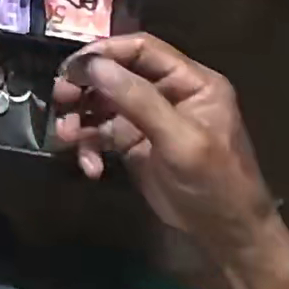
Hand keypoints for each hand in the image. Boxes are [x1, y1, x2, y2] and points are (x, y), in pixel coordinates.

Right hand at [52, 33, 278, 262]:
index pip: (141, 49)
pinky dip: (88, 146)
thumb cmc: (217, 185)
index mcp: (189, 82)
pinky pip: (100, 133)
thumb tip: (93, 65)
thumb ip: (139, 100)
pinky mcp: (132, 142)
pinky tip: (90, 168)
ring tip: (66, 136)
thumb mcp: (181, 141)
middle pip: (114, 72)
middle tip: (60, 99)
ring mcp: (147, 117)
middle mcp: (166, 92)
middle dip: (84, 86)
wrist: (227, 240)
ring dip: (79, 117)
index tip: (72, 69)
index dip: (104, 53)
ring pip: (101, 102)